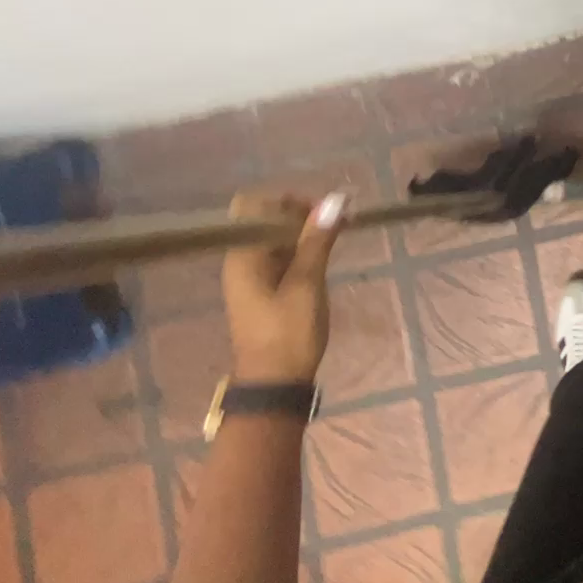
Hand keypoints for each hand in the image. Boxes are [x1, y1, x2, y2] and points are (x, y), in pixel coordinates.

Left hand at [221, 191, 348, 383]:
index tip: (321, 211)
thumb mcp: (307, 283)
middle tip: (339, 221)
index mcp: (244, 256)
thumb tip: (335, 200)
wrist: (275, 382)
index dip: (287, 199)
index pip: (254, 205)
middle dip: (302, 212)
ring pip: (276, 236)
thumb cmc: (289, 332)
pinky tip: (327, 253)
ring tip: (340, 234)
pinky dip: (303, 247)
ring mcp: (253, 275)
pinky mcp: (266, 288)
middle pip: (266, 218)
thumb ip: (318, 240)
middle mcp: (242, 259)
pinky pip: (281, 254)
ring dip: (306, 230)